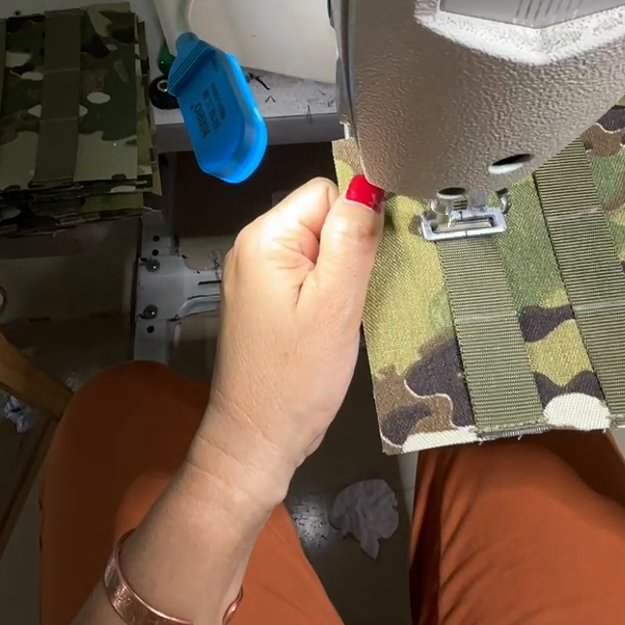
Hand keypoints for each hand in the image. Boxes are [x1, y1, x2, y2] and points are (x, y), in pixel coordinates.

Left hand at [189, 176, 383, 511]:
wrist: (256, 440)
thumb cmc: (296, 378)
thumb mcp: (335, 305)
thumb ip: (353, 240)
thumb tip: (370, 183)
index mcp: (265, 236)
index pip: (325, 193)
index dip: (355, 220)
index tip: (369, 264)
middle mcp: (254, 245)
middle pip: (321, 216)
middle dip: (350, 246)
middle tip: (356, 295)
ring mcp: (256, 272)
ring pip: (318, 245)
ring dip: (342, 271)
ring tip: (345, 311)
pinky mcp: (264, 296)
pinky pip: (307, 270)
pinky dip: (328, 288)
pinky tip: (333, 319)